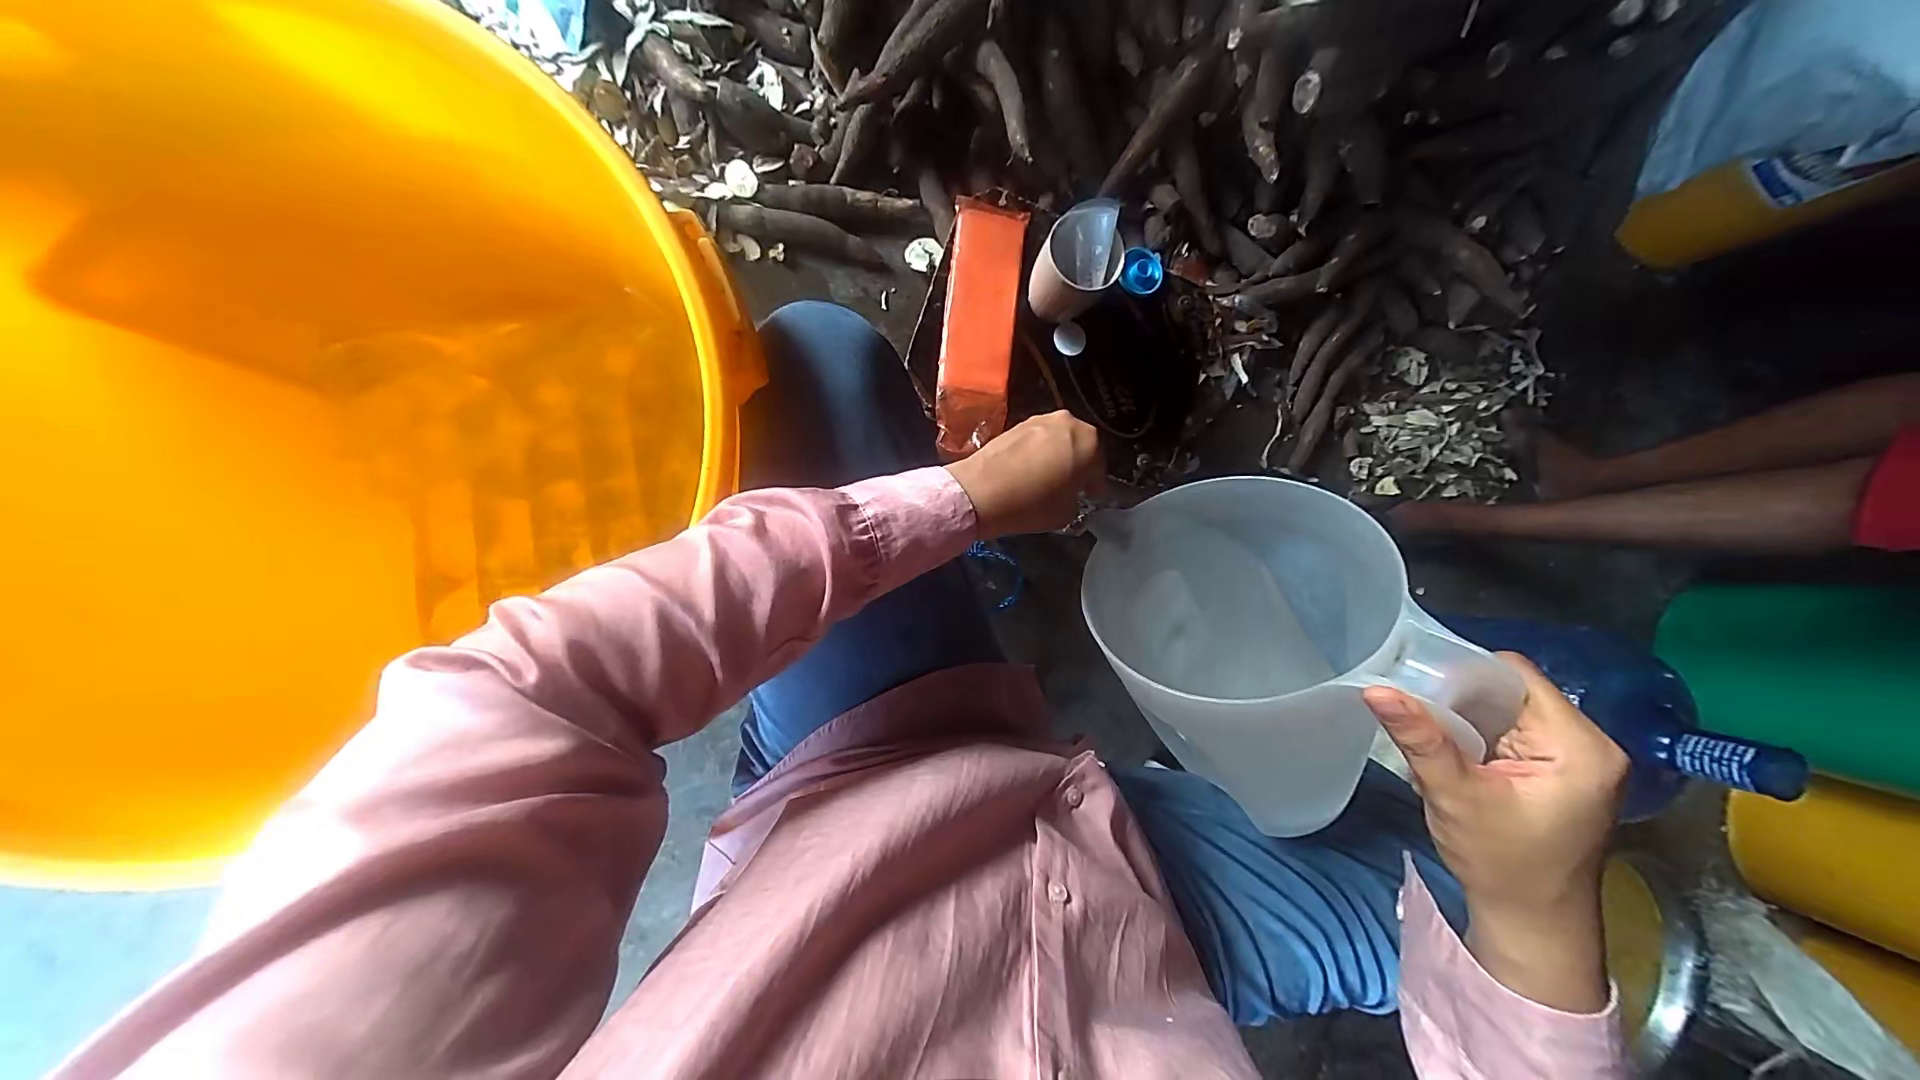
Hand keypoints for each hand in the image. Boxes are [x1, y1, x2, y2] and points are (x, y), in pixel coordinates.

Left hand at [945, 411, 1103, 538]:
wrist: (980, 491)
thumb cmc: (1032, 503)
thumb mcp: (1067, 513)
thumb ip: (1077, 500)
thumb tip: (1072, 496)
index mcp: (1090, 442)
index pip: (1100, 467)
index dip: (1095, 486)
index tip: (1089, 498)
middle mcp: (1068, 422)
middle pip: (1079, 446)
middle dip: (1077, 464)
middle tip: (1069, 488)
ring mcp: (1039, 420)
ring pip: (1056, 440)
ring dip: (1056, 456)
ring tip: (1046, 480)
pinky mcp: (1015, 424)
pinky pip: (1035, 440)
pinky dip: (1036, 452)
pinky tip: (1027, 472)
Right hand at [1362, 654, 1626, 1013]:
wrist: (1531, 921)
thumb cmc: (1500, 862)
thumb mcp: (1453, 794)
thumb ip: (1419, 737)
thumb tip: (1374, 688)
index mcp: (1579, 744)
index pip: (1514, 674)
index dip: (1462, 672)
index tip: (1417, 684)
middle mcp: (1587, 742)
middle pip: (1508, 689)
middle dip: (1457, 698)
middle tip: (1415, 712)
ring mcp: (1575, 756)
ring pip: (1503, 707)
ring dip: (1462, 718)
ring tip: (1429, 737)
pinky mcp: (1557, 769)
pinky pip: (1507, 728)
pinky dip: (1474, 734)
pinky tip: (1451, 755)